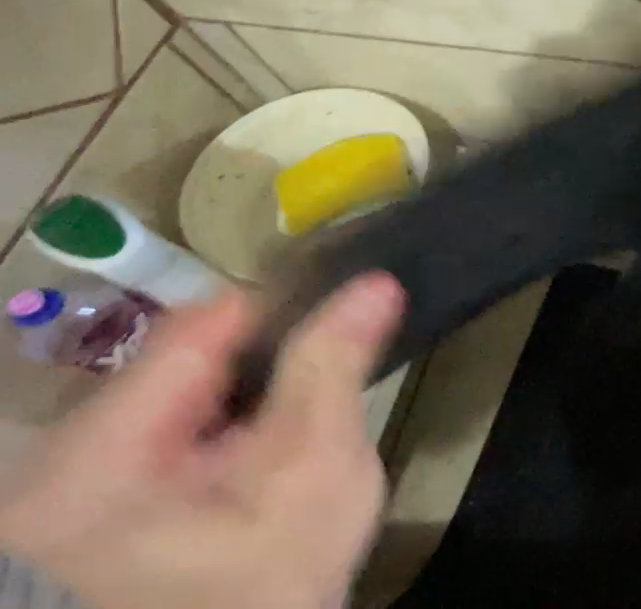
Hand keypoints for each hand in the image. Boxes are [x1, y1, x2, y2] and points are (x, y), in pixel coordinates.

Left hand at [0, 272, 405, 608]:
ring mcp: (65, 475)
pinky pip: (163, 408)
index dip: (278, 318)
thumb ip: (333, 367)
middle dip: (261, 359)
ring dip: (245, 382)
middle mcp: (54, 461)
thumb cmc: (277, 568)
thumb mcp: (318, 465)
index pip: (194, 333)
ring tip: (290, 419)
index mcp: (92, 460)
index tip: (339, 327)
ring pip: (176, 377)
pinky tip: (254, 442)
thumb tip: (375, 284)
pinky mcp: (87, 485)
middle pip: (181, 355)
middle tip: (319, 388)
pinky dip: (222, 408)